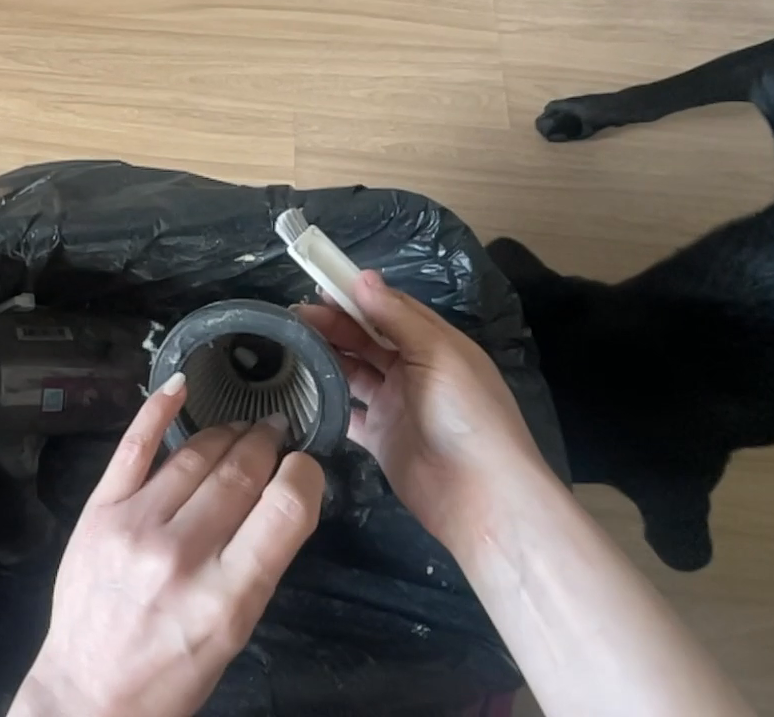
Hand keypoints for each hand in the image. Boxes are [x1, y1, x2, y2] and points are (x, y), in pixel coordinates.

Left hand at [8, 373, 324, 716]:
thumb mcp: (233, 634)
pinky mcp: (99, 509)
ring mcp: (134, 525)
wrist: (88, 691)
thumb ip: (256, 565)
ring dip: (227, 434)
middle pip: (238, 474)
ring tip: (243, 428)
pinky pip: (134, 445)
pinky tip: (180, 386)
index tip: (306, 464)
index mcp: (226, 598)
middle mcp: (180, 554)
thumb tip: (280, 494)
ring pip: (194, 456)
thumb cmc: (171, 672)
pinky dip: (158, 410)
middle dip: (265, 445)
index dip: (304, 475)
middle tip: (275, 433)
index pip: (283, 511)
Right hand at [296, 270, 547, 545]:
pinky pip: (347, 412)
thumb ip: (397, 317)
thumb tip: (362, 276)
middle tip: (297, 316)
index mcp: (434, 345)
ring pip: (354, 370)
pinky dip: (326, 398)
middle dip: (334, 324)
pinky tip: (300, 385)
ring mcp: (395, 405)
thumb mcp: (437, 354)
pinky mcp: (380, 438)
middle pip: (367, 339)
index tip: (320, 288)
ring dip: (327, 354)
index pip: (391, 311)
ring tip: (292, 342)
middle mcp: (414, 371)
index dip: (357, 297)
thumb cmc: (465, 414)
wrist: (480, 497)